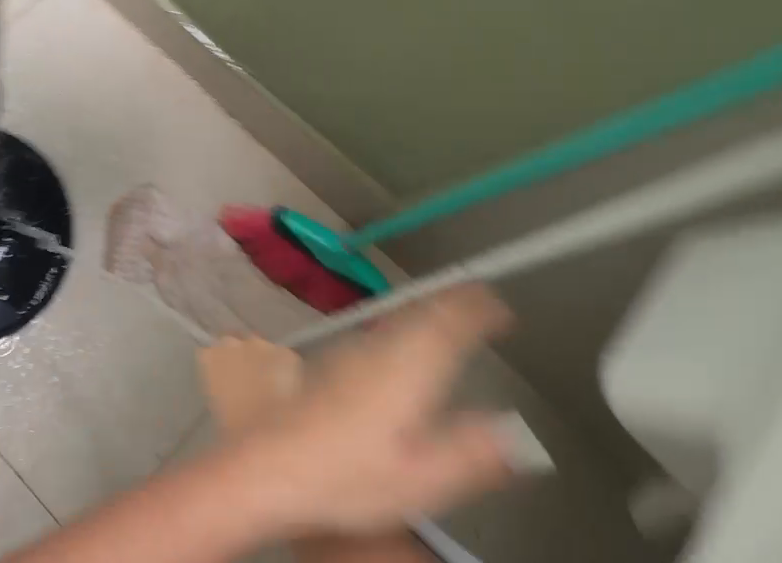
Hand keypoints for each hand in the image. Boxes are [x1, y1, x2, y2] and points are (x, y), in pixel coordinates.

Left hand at [214, 286, 516, 536]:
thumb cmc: (348, 477)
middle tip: (475, 303)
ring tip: (442, 319)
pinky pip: (368, 340)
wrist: (266, 468)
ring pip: (389, 326)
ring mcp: (343, 357)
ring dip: (419, 318)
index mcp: (407, 370)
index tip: (495, 301)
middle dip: (448, 306)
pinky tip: (392, 353)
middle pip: (416, 316)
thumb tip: (515, 432)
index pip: (445, 323)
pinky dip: (393, 337)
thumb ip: (473, 452)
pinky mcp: (321, 370)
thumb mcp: (424, 478)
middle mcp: (374, 352)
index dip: (472, 307)